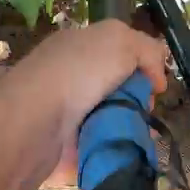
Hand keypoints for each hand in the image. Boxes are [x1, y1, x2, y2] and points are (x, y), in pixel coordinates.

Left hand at [17, 21, 169, 188]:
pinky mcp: (69, 145)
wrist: (34, 124)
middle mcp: (73, 76)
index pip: (121, 49)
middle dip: (140, 97)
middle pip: (122, 85)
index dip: (142, 63)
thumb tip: (155, 81)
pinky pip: (106, 144)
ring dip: (134, 124)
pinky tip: (133, 148)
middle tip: (144, 107)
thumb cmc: (77, 73)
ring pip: (117, 115)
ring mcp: (69, 111)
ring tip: (142, 133)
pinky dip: (123, 146)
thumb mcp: (121, 41)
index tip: (154, 82)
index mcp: (79, 45)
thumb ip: (148, 49)